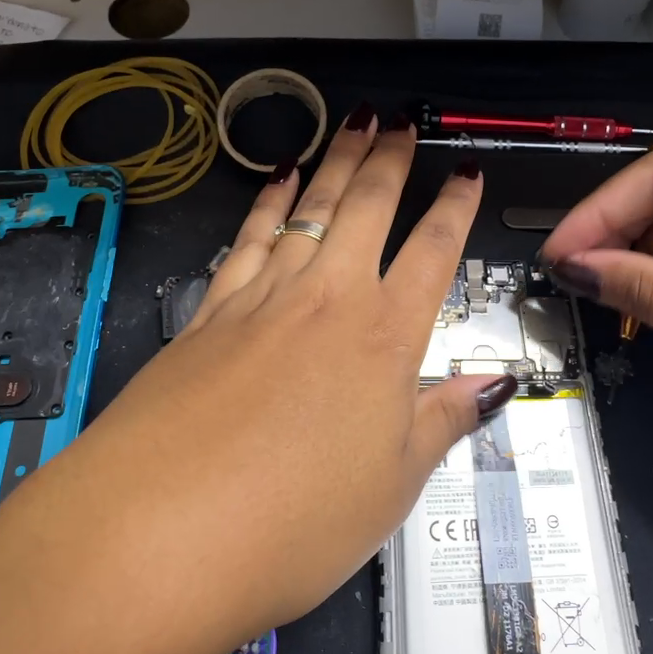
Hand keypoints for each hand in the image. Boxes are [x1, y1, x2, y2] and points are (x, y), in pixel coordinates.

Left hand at [0, 106, 511, 653]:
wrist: (158, 531)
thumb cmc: (293, 523)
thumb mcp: (392, 487)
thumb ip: (443, 422)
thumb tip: (493, 386)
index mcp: (385, 339)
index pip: (433, 253)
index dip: (454, 209)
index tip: (465, 174)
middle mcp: (328, 300)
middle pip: (368, 208)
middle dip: (389, 159)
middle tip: (401, 122)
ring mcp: (263, 298)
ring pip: (309, 208)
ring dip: (335, 163)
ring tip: (352, 124)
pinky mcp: (210, 311)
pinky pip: (247, 237)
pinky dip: (268, 200)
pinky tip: (279, 178)